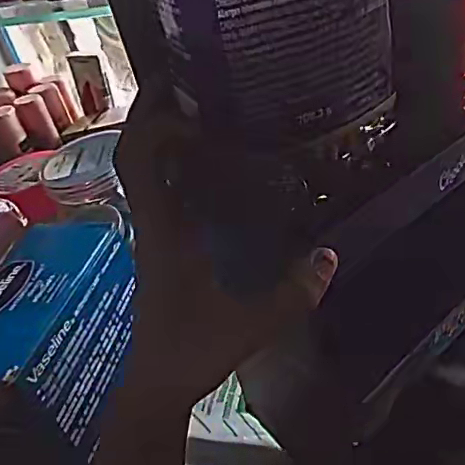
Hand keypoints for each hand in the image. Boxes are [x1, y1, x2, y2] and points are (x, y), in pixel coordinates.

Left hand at [112, 91, 338, 413]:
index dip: (153, 121)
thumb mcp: (253, 324)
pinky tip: (210, 160)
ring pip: (144, 169)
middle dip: (153, 111)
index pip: (139, 163)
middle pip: (133, 153)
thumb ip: (295, 293)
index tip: (186, 95)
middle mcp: (151, 223)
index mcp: (163, 232)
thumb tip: (331, 255)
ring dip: (162, 134)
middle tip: (190, 80)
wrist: (156, 384)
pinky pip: (161, 189)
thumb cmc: (193, 351)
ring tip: (203, 107)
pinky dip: (175, 164)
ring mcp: (152, 232)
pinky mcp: (161, 243)